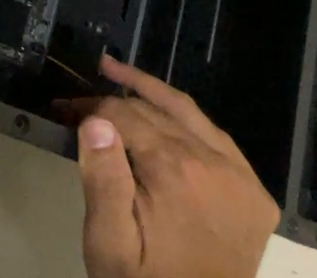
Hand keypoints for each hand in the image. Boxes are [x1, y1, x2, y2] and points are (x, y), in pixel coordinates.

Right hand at [75, 56, 278, 277]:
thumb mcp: (108, 243)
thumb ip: (103, 180)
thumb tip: (96, 121)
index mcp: (175, 172)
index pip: (125, 115)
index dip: (89, 107)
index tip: (61, 111)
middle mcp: (214, 165)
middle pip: (154, 112)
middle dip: (112, 103)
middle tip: (76, 104)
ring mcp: (240, 179)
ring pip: (188, 115)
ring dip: (150, 92)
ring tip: (114, 72)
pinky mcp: (254, 196)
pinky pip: (216, 138)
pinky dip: (187, 118)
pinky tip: (164, 112)